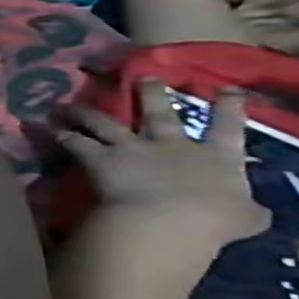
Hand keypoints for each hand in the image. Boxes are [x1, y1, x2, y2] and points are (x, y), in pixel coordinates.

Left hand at [58, 79, 269, 243]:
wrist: (167, 219)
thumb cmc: (214, 221)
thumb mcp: (246, 215)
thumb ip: (246, 208)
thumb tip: (247, 209)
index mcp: (218, 158)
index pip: (229, 127)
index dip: (229, 106)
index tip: (226, 88)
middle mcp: (171, 145)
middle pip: (159, 113)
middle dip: (152, 93)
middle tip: (144, 77)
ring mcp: (131, 148)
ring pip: (105, 122)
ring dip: (86, 111)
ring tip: (69, 103)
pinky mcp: (99, 158)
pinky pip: (75, 142)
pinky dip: (62, 134)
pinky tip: (51, 128)